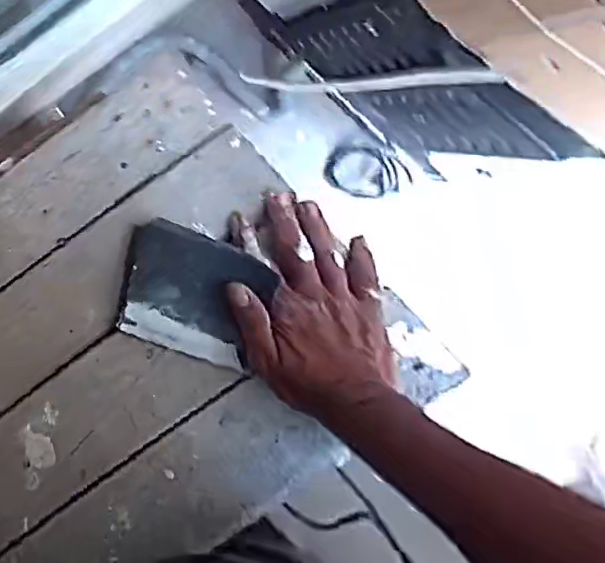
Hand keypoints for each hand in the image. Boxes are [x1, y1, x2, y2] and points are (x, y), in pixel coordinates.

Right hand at [226, 193, 398, 425]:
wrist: (364, 407)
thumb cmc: (308, 383)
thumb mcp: (266, 358)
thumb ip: (250, 320)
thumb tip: (234, 286)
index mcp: (290, 304)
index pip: (264, 262)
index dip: (249, 238)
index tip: (239, 217)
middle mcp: (318, 295)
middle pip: (301, 250)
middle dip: (287, 220)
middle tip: (278, 196)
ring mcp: (347, 301)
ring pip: (332, 256)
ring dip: (319, 228)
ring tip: (309, 204)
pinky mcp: (370, 312)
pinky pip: (367, 279)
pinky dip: (364, 257)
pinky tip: (360, 240)